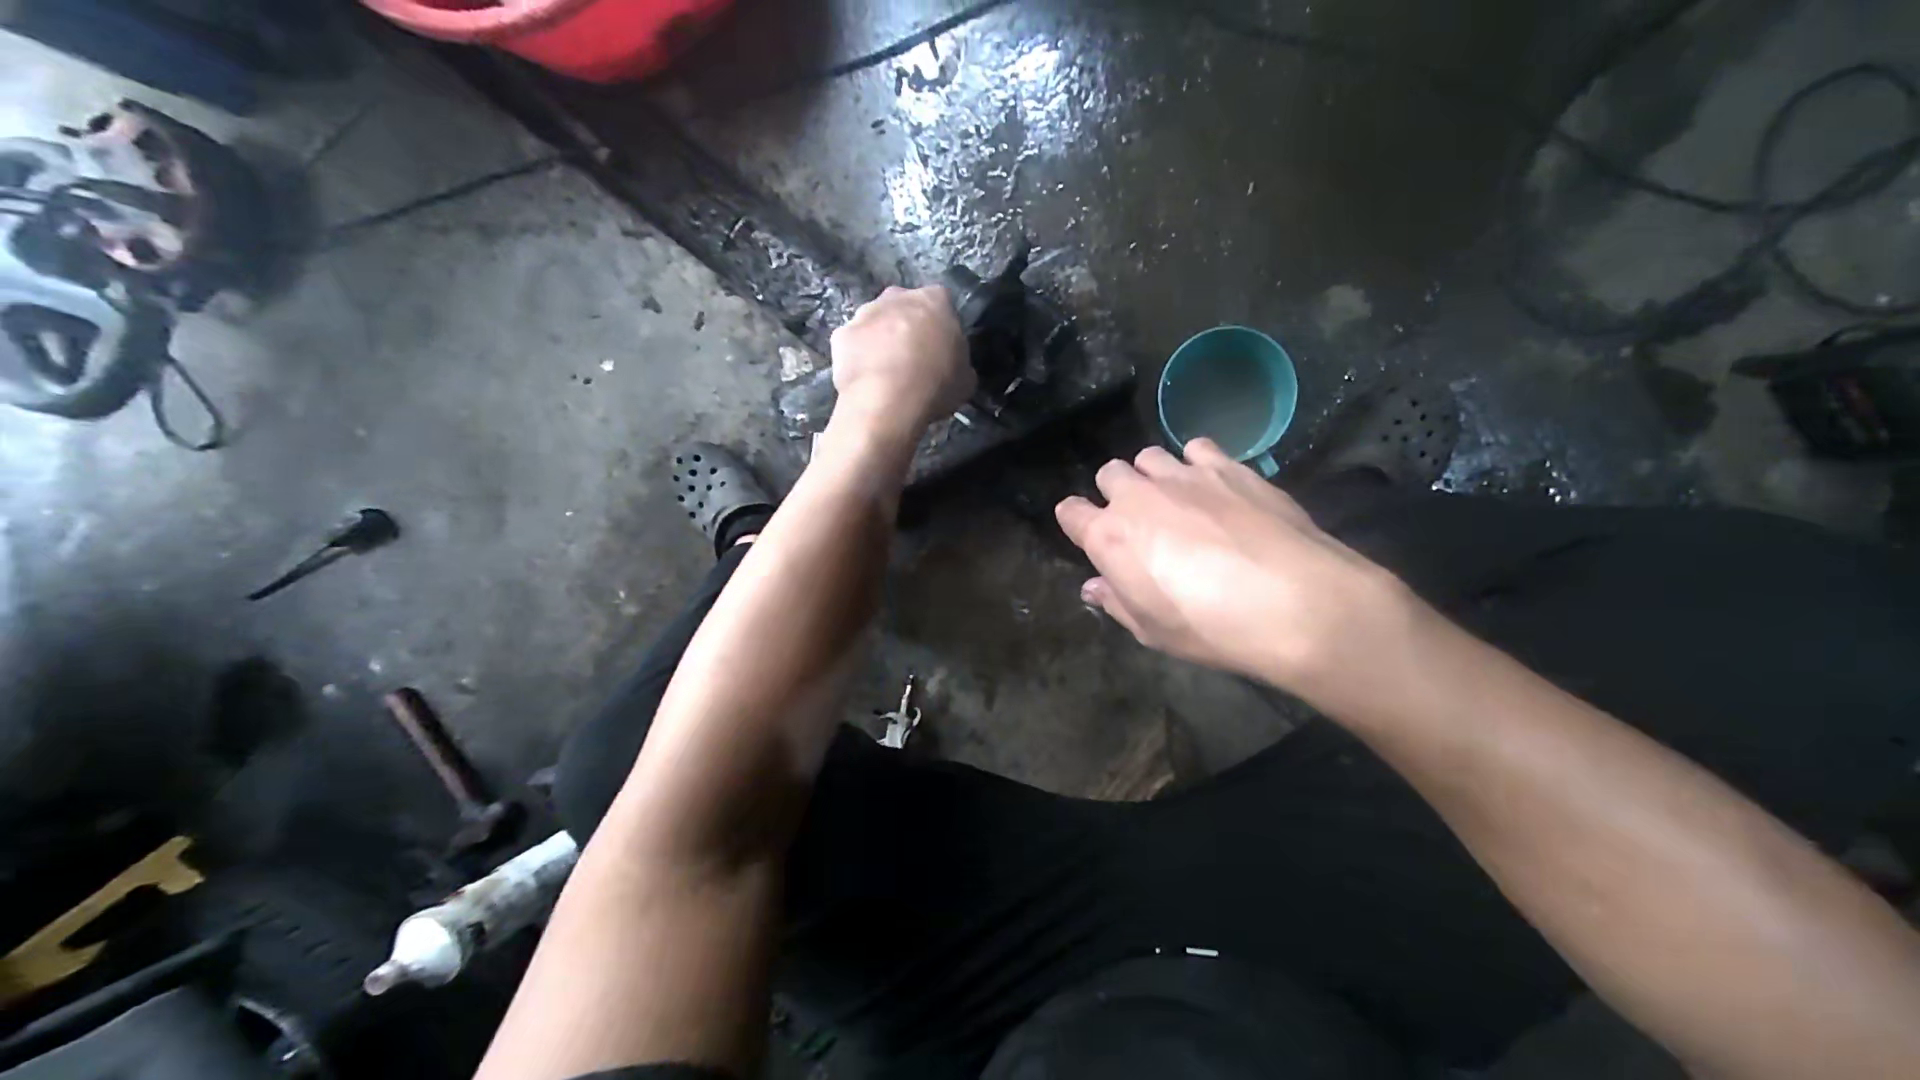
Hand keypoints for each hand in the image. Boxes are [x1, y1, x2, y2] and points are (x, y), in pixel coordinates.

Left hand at [829, 286, 973, 438]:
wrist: (886, 400)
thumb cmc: (935, 385)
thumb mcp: (966, 379)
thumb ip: (960, 363)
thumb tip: (955, 366)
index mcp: (934, 300)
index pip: (941, 302)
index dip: (940, 325)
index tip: (940, 347)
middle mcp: (897, 297)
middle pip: (903, 307)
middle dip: (907, 326)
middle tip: (912, 359)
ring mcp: (864, 313)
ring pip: (875, 322)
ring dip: (880, 340)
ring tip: (885, 373)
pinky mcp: (840, 334)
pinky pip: (853, 343)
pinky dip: (858, 357)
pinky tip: (865, 379)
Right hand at [1055, 440, 1422, 703]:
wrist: (1295, 602)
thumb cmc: (1212, 627)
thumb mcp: (1153, 630)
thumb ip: (1116, 601)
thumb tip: (1093, 586)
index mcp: (1109, 536)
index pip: (1070, 512)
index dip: (1076, 521)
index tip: (1087, 534)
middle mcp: (1138, 495)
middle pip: (1109, 474)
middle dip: (1116, 493)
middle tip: (1140, 521)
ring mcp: (1183, 475)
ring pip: (1149, 457)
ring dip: (1153, 476)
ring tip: (1176, 500)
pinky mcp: (1227, 467)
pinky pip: (1197, 449)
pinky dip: (1197, 463)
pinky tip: (1214, 487)